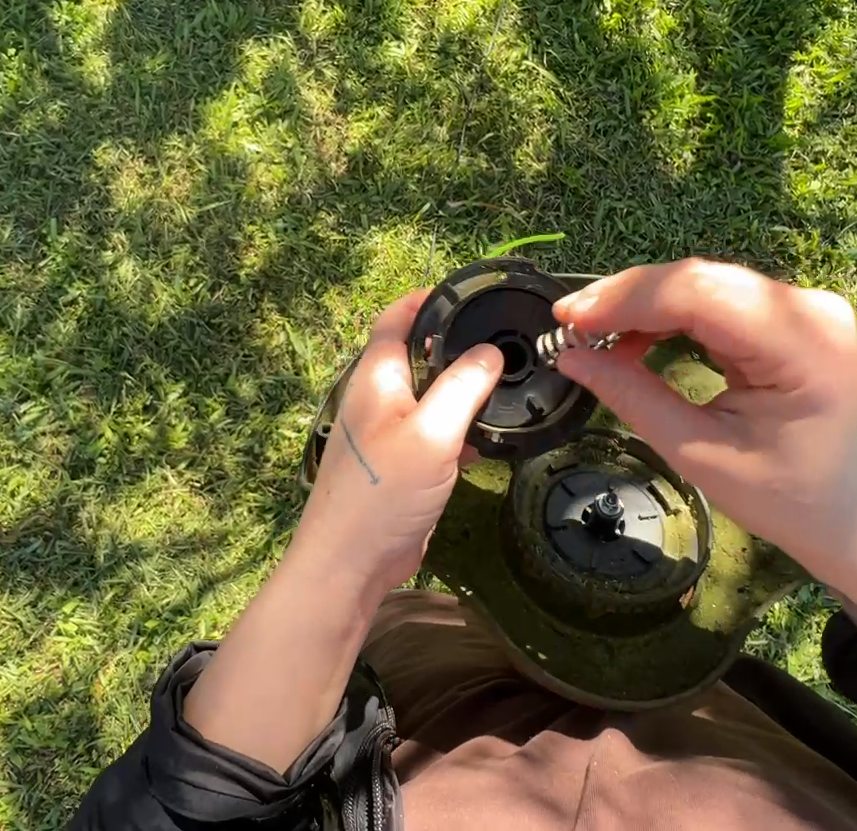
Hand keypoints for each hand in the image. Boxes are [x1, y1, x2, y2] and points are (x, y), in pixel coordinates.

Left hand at [297, 289, 503, 600]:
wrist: (349, 564)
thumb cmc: (384, 493)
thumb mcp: (432, 433)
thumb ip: (462, 386)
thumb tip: (490, 352)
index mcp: (376, 376)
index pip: (397, 318)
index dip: (429, 299)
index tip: (471, 293)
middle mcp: (378, 396)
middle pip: (418, 354)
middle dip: (457, 346)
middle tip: (505, 343)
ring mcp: (387, 431)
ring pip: (430, 395)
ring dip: (461, 392)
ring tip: (507, 388)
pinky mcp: (399, 462)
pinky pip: (433, 431)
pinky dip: (458, 429)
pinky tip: (486, 440)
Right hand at [553, 259, 856, 700]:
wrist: (855, 519)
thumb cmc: (787, 499)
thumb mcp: (700, 455)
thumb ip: (633, 397)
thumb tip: (570, 356)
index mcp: (803, 345)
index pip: (700, 296)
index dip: (627, 300)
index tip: (568, 317)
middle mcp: (808, 309)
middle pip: (699, 280)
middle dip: (626, 297)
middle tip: (568, 321)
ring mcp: (801, 307)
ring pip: (701, 284)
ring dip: (640, 303)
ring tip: (591, 330)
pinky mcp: (787, 315)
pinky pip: (714, 300)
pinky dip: (666, 314)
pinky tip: (631, 336)